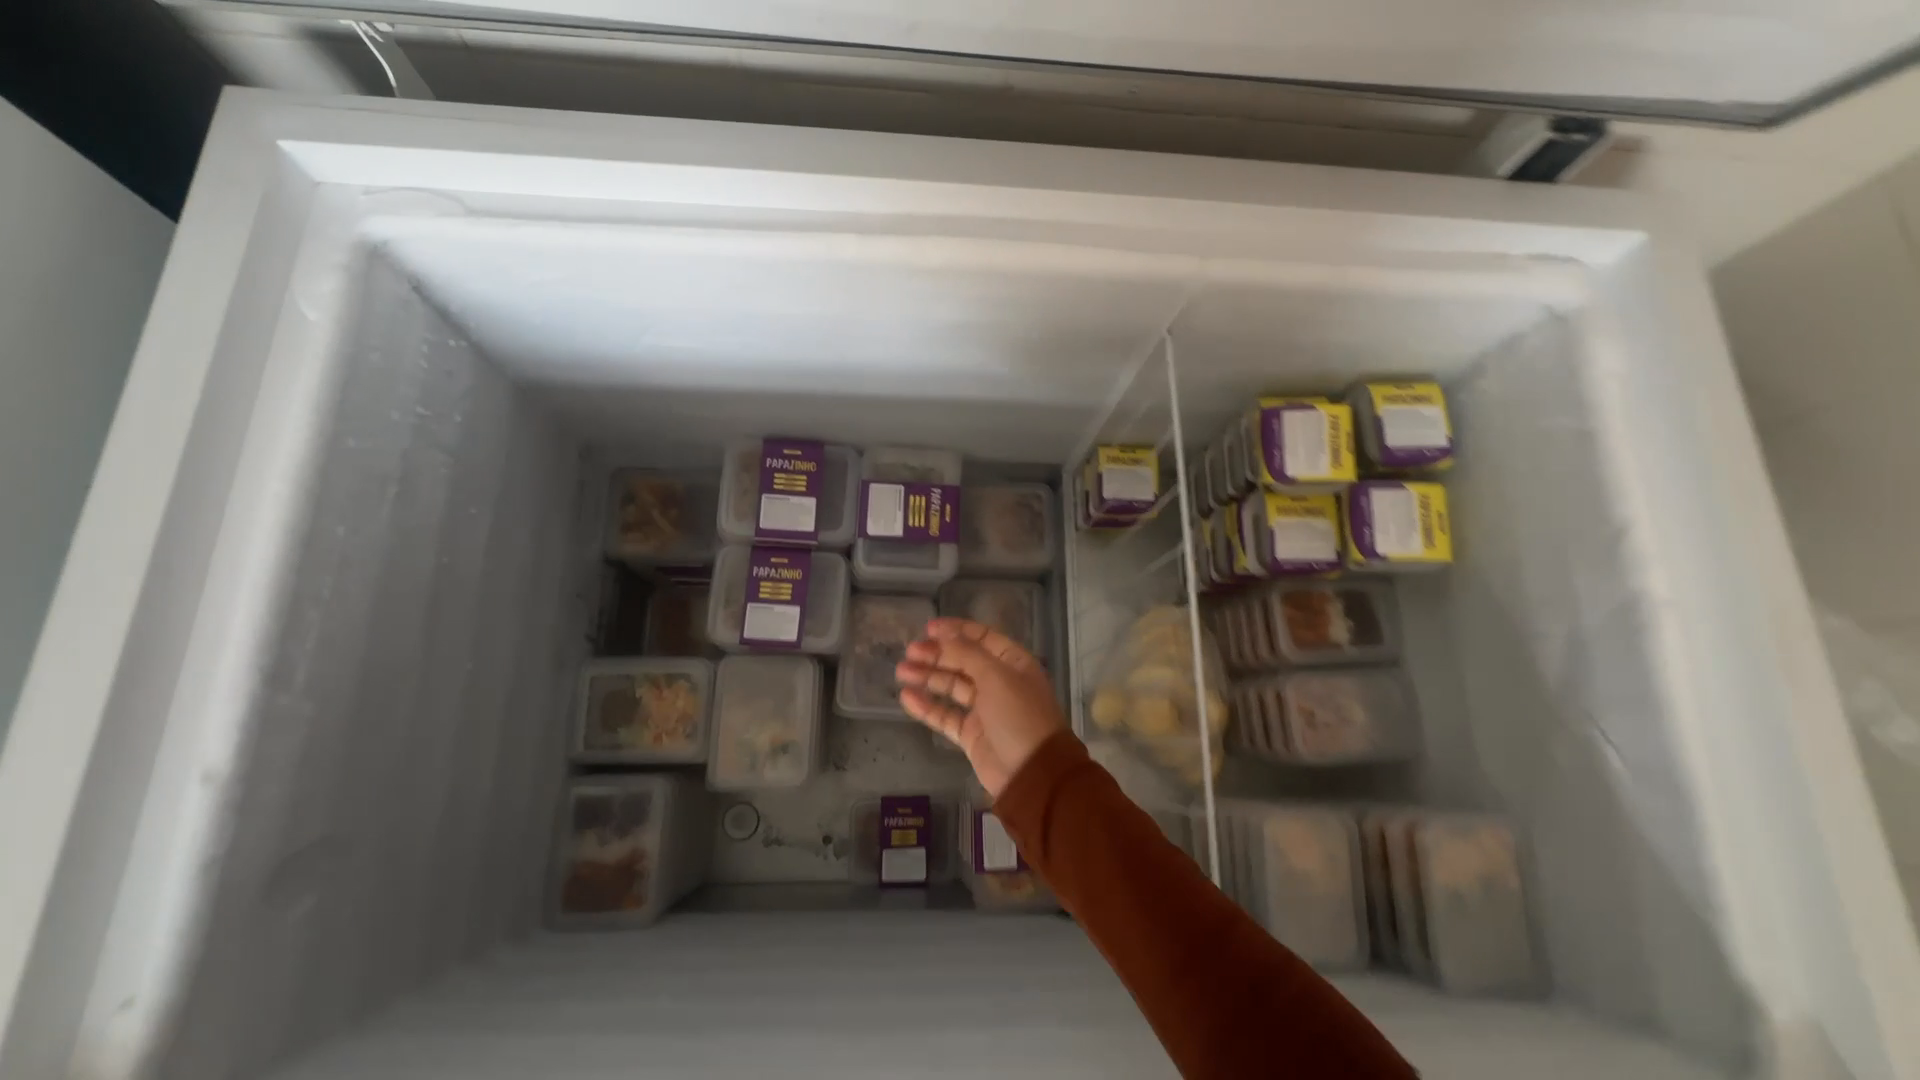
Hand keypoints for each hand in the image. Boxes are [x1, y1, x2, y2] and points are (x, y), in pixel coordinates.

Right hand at [895, 618, 1068, 797]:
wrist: (1033, 773)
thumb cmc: (1020, 716)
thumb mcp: (996, 677)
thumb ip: (967, 653)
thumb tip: (944, 634)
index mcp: (1013, 663)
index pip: (982, 638)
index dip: (956, 631)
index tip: (928, 628)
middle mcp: (1000, 683)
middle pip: (963, 661)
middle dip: (937, 654)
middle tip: (910, 652)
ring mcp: (985, 709)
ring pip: (952, 686)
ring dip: (928, 677)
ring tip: (901, 672)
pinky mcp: (971, 734)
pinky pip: (945, 715)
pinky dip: (927, 706)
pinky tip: (907, 698)